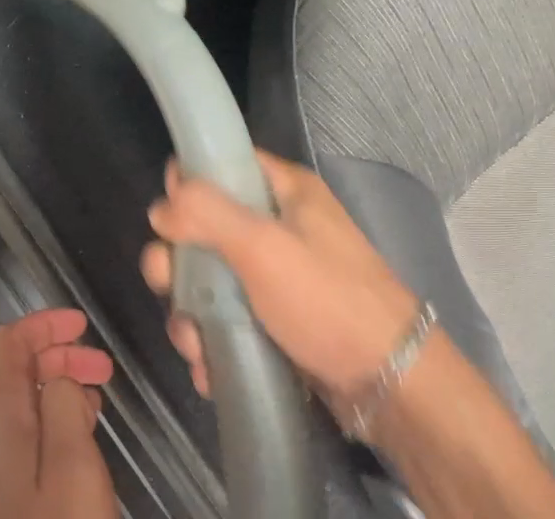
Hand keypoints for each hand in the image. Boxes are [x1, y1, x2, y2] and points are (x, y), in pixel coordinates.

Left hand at [0, 308, 118, 518]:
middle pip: (16, 369)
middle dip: (61, 357)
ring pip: (20, 402)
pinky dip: (50, 419)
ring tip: (97, 403)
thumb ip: (63, 407)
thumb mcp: (72, 468)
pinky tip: (77, 440)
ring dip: (58, 388)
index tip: (85, 325)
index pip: (11, 342)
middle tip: (106, 373)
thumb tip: (58, 375)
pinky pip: (21, 434)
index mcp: (0, 416)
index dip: (46, 324)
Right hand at [140, 151, 420, 407]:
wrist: (393, 389)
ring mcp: (277, 279)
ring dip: (191, 314)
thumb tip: (160, 207)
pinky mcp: (276, 323)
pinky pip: (226, 321)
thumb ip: (205, 214)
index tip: (168, 218)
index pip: (224, 164)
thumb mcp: (263, 246)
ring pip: (209, 282)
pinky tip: (210, 367)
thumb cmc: (328, 301)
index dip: (189, 184)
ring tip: (196, 346)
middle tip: (168, 287)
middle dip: (177, 265)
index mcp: (285, 193)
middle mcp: (280, 228)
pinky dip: (212, 343)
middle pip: (203, 229)